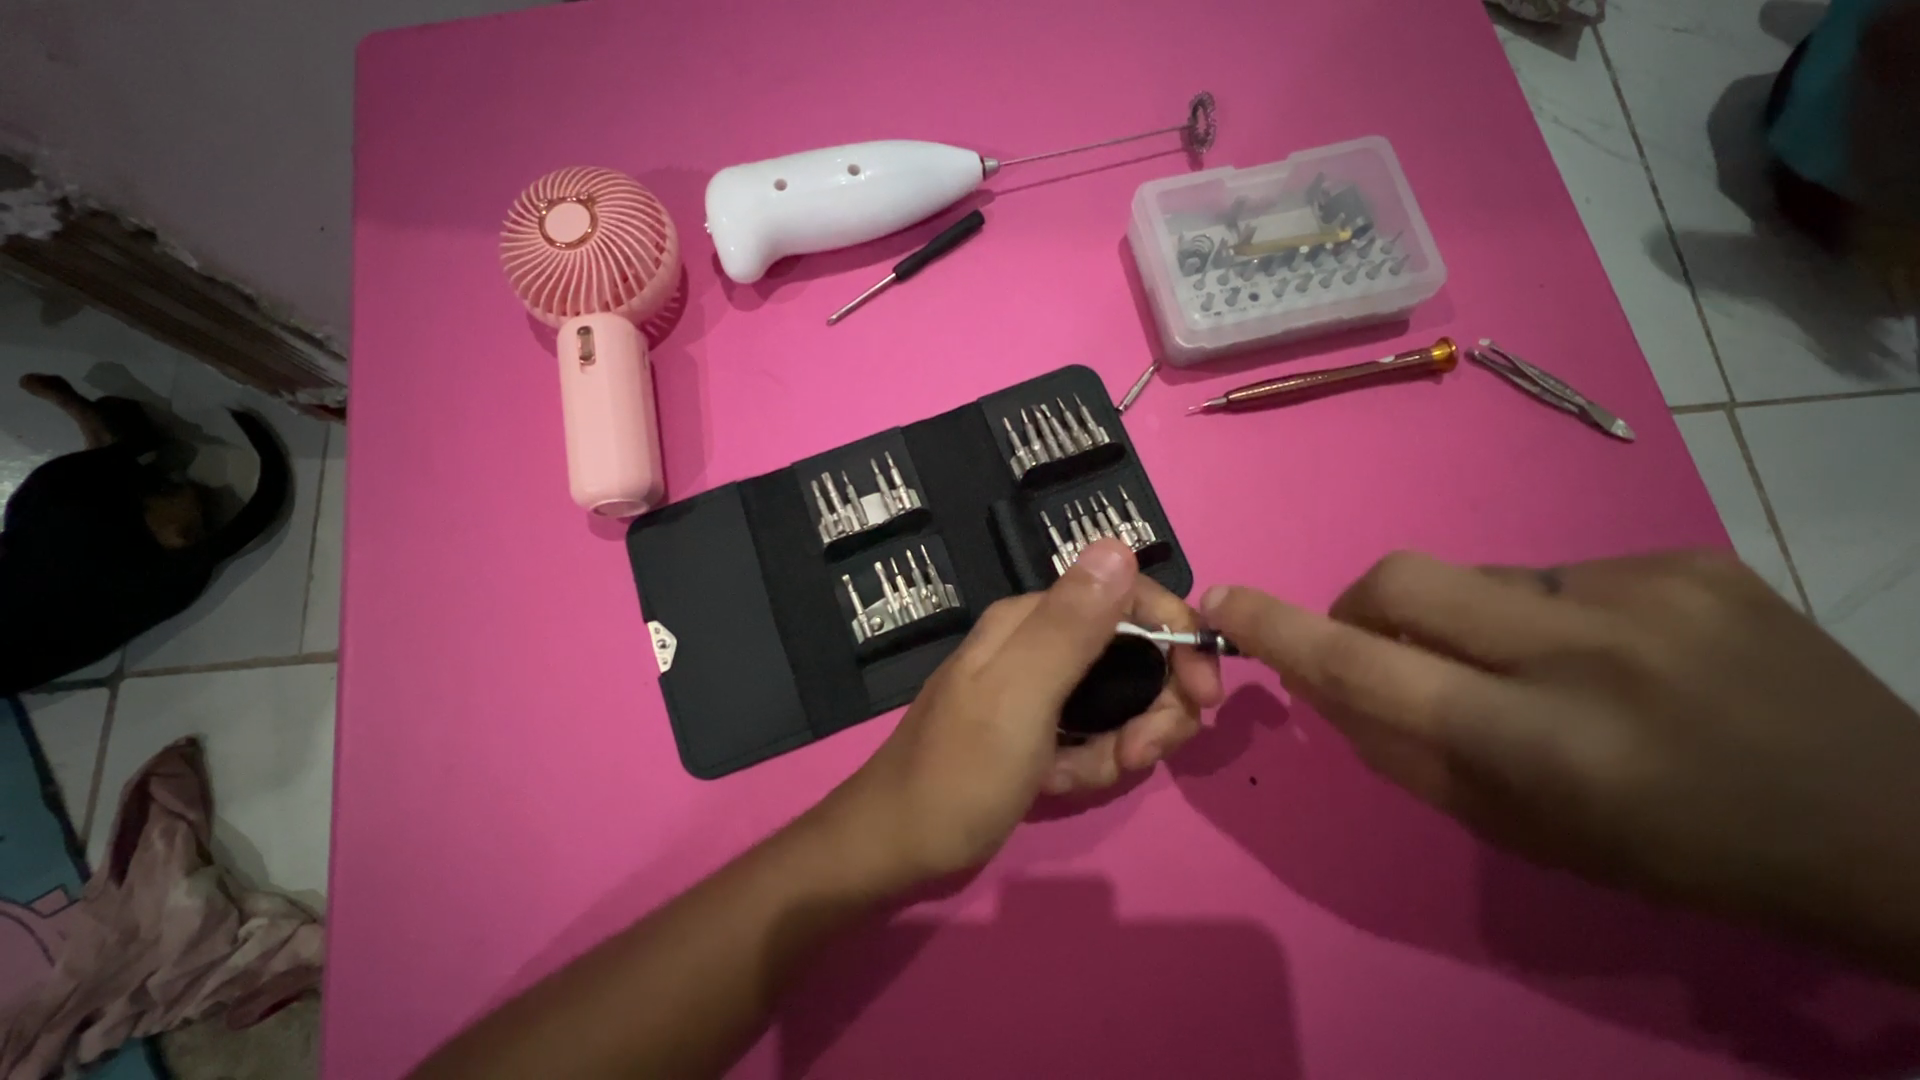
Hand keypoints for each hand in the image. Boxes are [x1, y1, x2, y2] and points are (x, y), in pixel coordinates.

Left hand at [833, 539, 1221, 885]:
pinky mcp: (1037, 730)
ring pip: (1121, 698)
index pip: (1130, 598)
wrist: (897, 845)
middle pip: (1134, 651)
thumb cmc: (958, 774)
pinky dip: (1094, 762)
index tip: (1204, 695)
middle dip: (1155, 705)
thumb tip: (1118, 544)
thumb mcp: (1018, 697)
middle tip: (1141, 753)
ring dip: (1125, 742)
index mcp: (1031, 621)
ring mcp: (1037, 688)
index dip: (1178, 638)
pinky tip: (1062, 783)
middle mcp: (1037, 643)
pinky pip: (1094, 734)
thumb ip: (1070, 625)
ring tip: (1090, 775)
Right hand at [1202, 551, 1919, 972]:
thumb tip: (1322, 679)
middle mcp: (1581, 651)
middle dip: (1364, 604)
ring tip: (1543, 667)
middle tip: (1389, 644)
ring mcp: (1643, 589)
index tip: (1224, 600)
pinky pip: (1556, 572)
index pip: (1362, 664)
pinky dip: (1548, 612)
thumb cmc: (1673, 855)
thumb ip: (1403, 751)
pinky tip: (1616, 653)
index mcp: (1536, 743)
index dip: (1279, 628)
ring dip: (1471, 618)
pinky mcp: (1687, 560)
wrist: (1890, 828)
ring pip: (1480, 576)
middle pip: (1403, 578)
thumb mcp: (1520, 831)